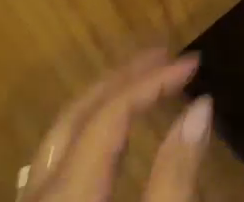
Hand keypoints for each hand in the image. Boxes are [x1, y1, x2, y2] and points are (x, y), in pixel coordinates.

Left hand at [19, 49, 211, 201]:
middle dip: (122, 79)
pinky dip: (88, 130)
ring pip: (60, 136)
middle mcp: (41, 192)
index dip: (153, 81)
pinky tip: (112, 134)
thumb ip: (176, 173)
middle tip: (165, 55)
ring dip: (103, 100)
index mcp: (69, 192)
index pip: (110, 114)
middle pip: (75, 117)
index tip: (194, 62)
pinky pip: (57, 159)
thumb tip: (201, 106)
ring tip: (142, 83)